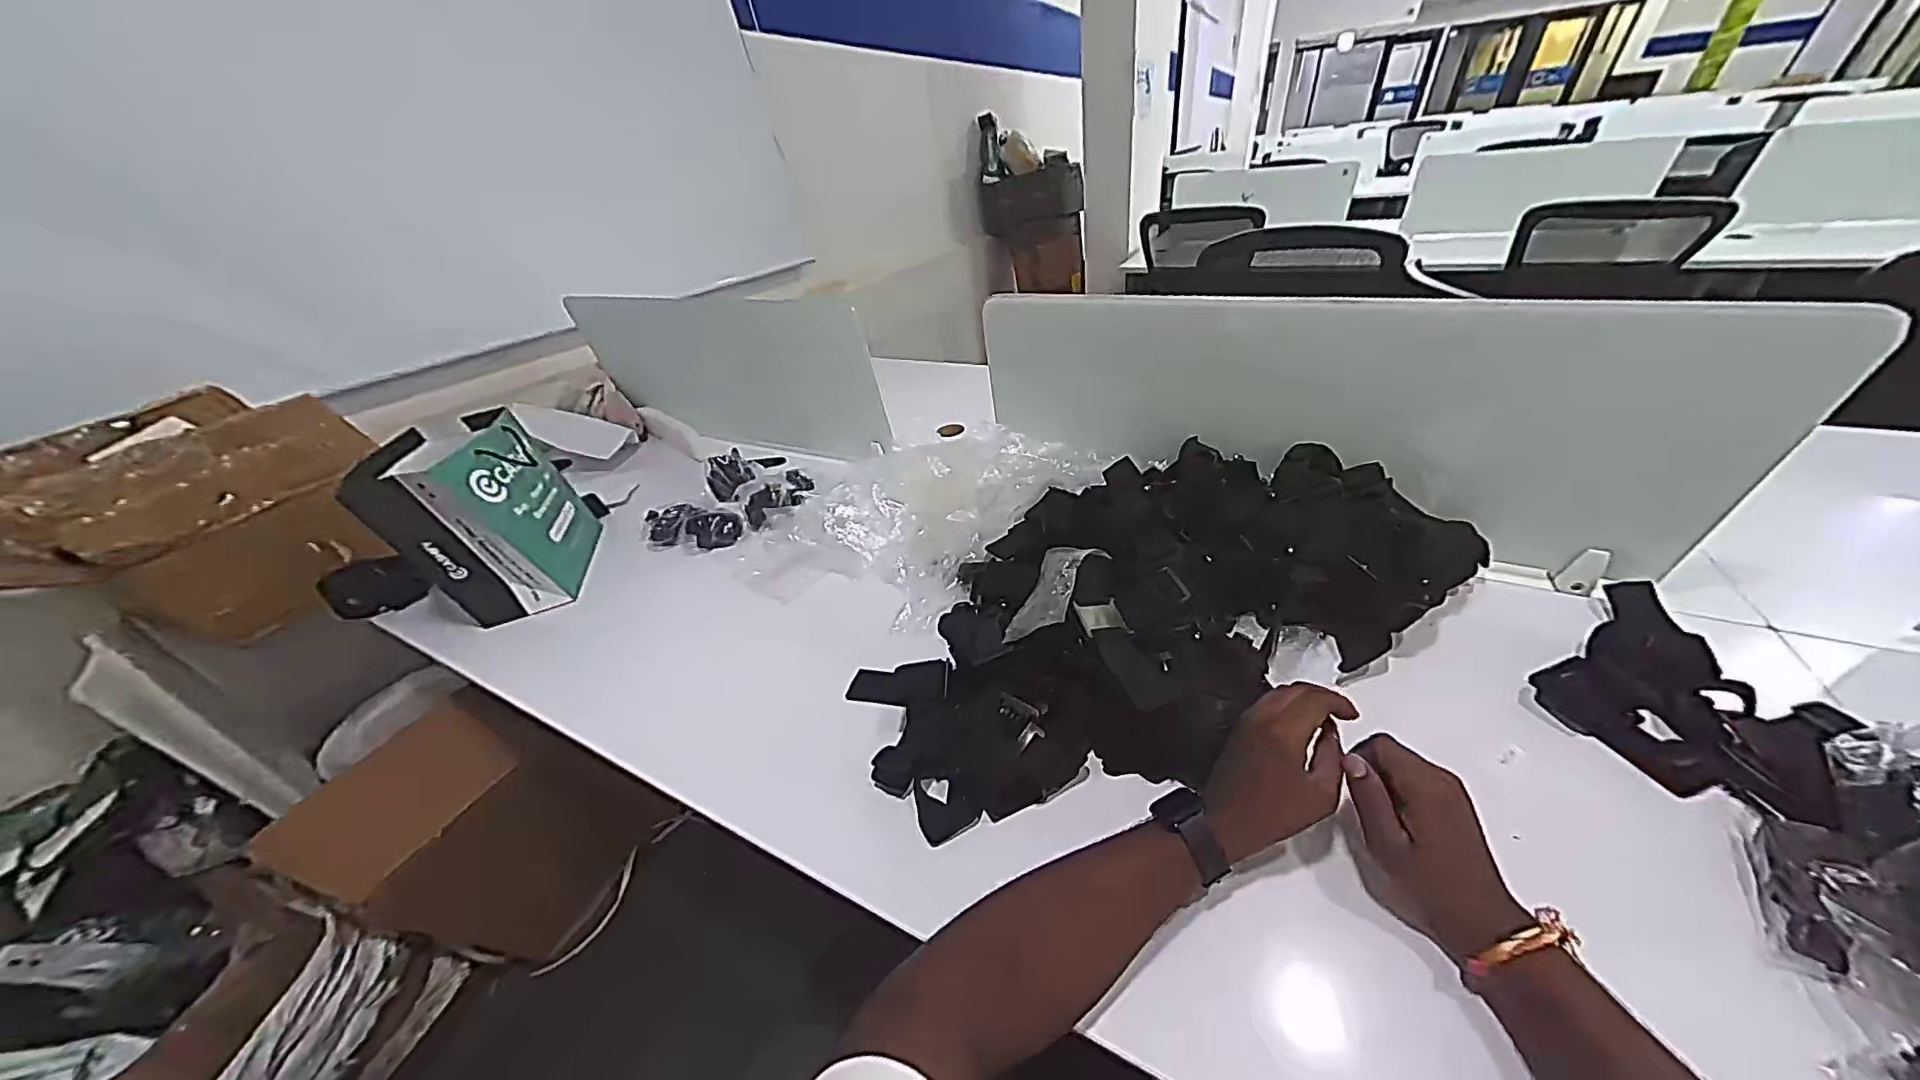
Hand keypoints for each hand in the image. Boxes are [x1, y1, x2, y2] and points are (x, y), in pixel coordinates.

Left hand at [1203, 684, 1357, 863]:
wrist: (1228, 821)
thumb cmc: (1268, 814)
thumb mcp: (1321, 794)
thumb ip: (1333, 757)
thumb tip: (1332, 735)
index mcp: (1283, 733)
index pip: (1316, 699)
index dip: (1339, 702)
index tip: (1350, 713)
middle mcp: (1261, 720)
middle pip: (1297, 690)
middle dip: (1324, 696)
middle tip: (1340, 711)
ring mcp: (1247, 722)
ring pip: (1279, 693)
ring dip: (1304, 698)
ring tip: (1323, 715)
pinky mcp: (1239, 729)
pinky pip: (1266, 704)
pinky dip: (1287, 705)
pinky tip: (1299, 722)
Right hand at [1345, 734, 1531, 958]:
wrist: (1479, 921)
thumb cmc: (1433, 887)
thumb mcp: (1385, 842)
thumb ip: (1366, 795)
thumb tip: (1350, 761)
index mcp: (1426, 785)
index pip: (1380, 744)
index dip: (1355, 758)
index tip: (1348, 784)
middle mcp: (1443, 781)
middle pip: (1392, 752)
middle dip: (1369, 772)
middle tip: (1361, 807)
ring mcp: (1453, 793)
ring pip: (1404, 765)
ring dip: (1384, 783)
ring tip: (1379, 821)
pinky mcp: (1456, 805)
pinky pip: (1418, 781)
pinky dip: (1400, 792)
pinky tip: (1398, 826)